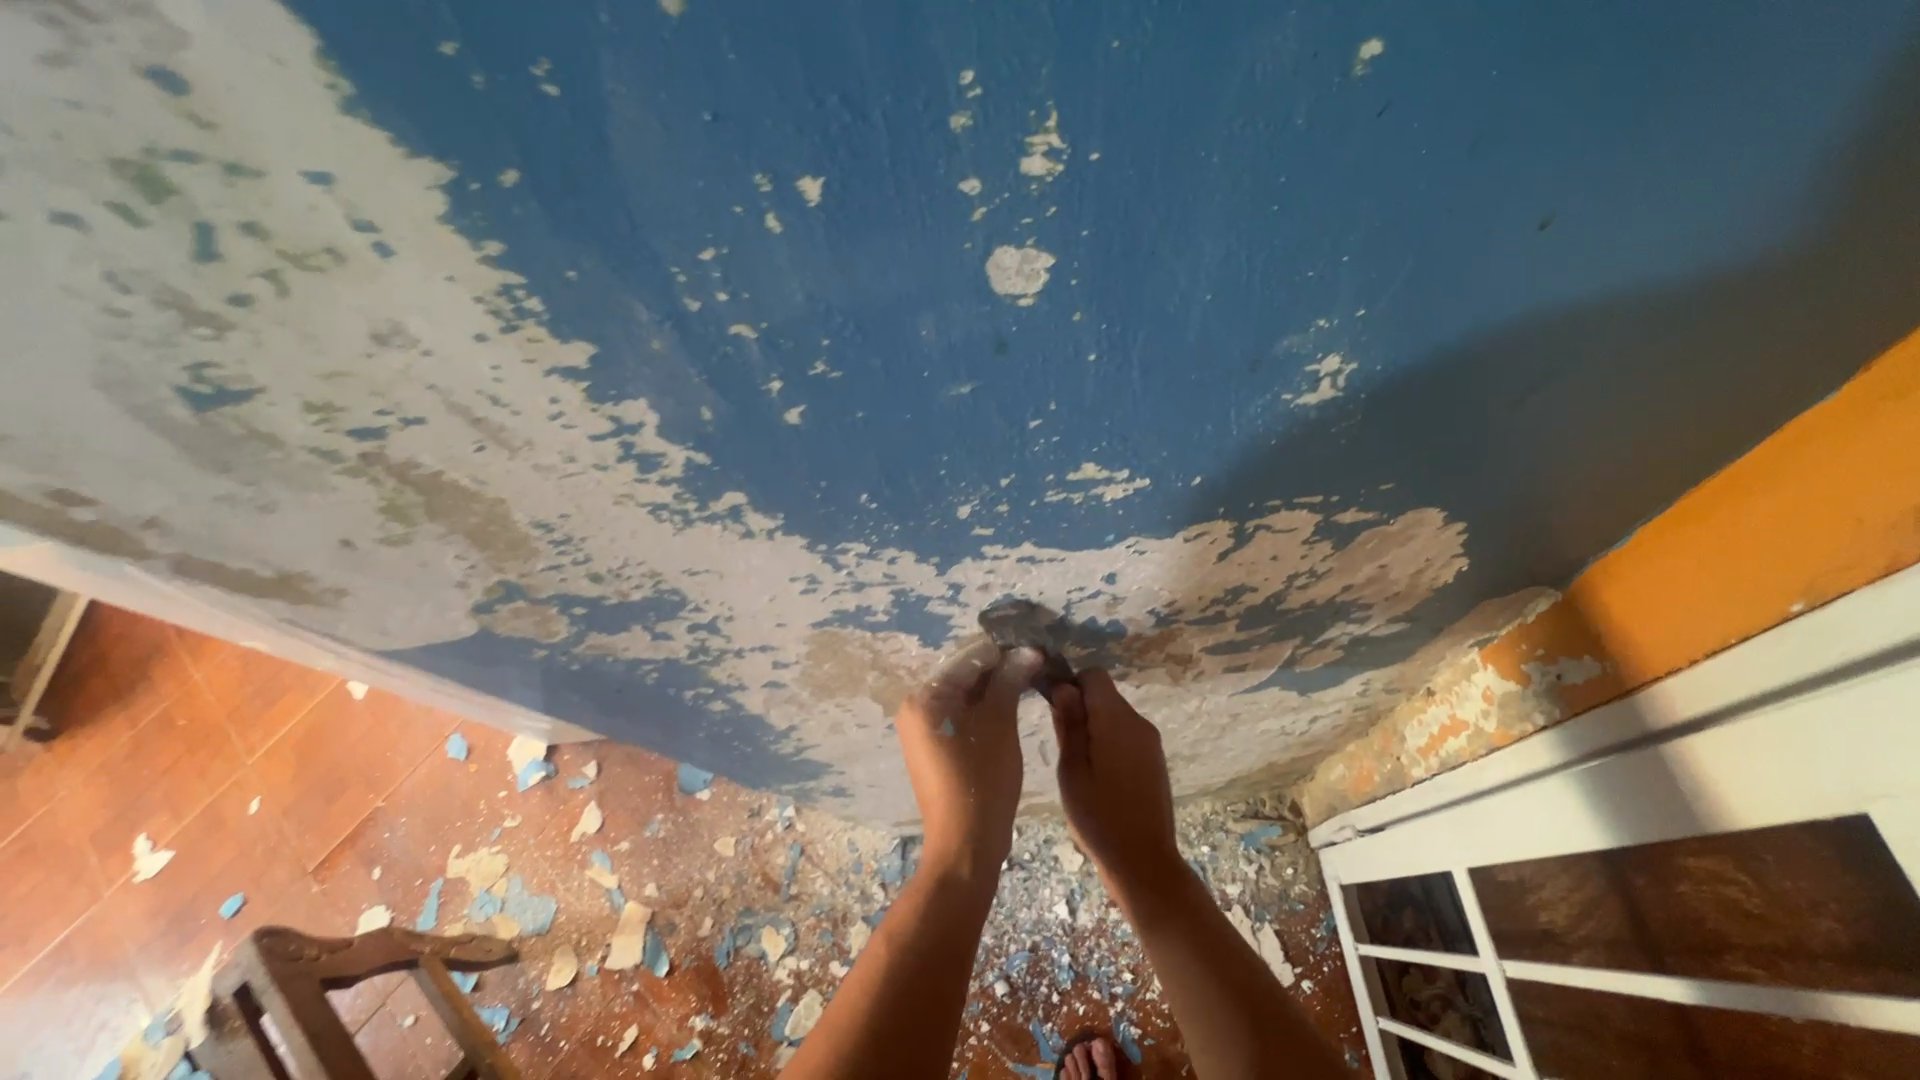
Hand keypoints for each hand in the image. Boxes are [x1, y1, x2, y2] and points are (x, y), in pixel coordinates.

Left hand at [895, 639, 1042, 878]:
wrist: (966, 843)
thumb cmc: (982, 778)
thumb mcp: (1000, 723)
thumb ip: (1010, 680)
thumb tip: (1029, 650)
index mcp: (923, 697)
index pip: (967, 658)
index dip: (1003, 651)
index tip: (1037, 649)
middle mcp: (915, 708)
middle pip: (963, 675)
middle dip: (1000, 669)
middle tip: (1038, 665)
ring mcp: (922, 730)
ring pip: (964, 696)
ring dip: (995, 689)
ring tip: (1030, 683)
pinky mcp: (935, 747)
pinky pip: (961, 716)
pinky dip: (985, 710)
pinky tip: (1012, 707)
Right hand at [1048, 669, 1184, 894]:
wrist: (1143, 861)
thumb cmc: (1098, 817)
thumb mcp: (1072, 770)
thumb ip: (1069, 724)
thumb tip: (1063, 687)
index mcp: (1117, 720)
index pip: (1094, 675)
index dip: (1070, 685)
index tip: (1054, 712)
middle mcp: (1139, 723)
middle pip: (1105, 695)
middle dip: (1081, 708)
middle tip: (1062, 747)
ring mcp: (1151, 742)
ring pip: (1115, 716)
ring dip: (1094, 727)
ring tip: (1078, 766)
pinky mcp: (1154, 760)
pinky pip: (1126, 735)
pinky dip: (1108, 742)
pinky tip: (1098, 777)